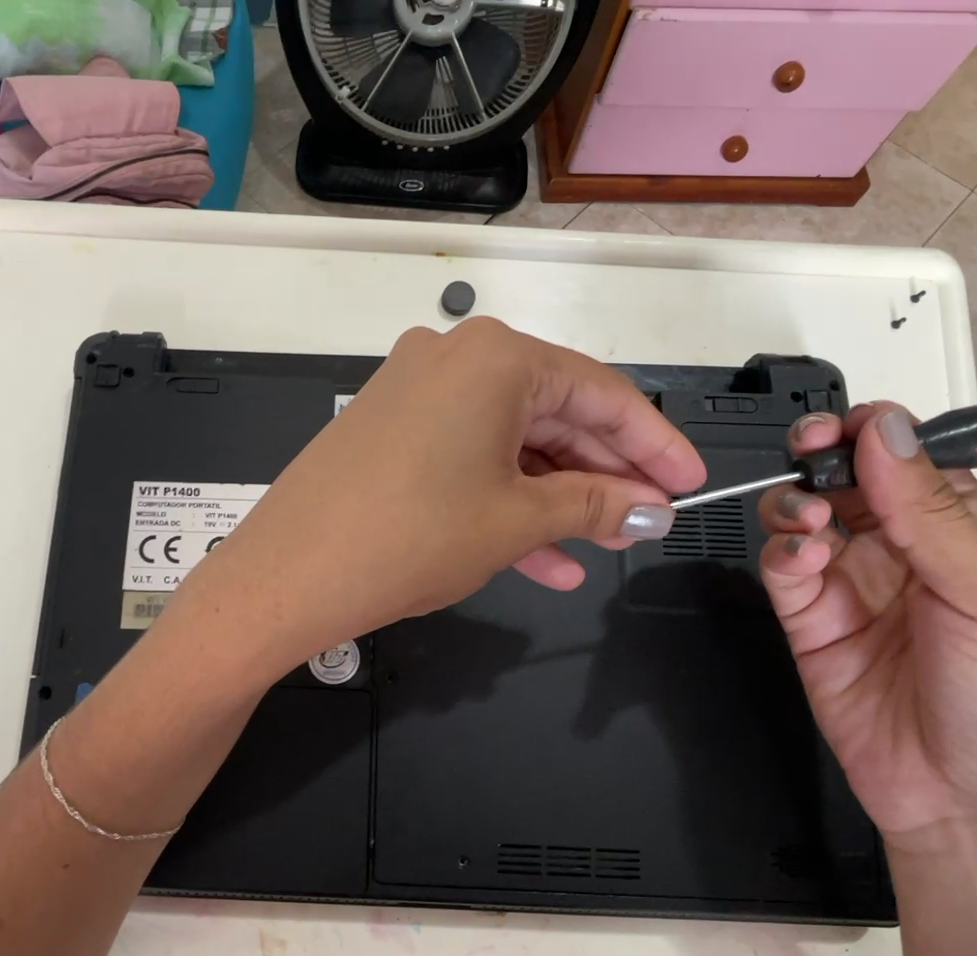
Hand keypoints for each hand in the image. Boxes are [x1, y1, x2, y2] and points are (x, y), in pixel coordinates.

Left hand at [169, 317, 706, 676]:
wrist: (286, 577)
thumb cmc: (410, 537)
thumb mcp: (516, 521)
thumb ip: (594, 505)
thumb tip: (648, 507)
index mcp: (495, 357)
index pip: (601, 394)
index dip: (654, 444)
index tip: (689, 484)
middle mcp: (453, 358)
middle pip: (554, 414)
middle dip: (603, 476)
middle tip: (646, 522)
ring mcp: (414, 392)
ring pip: (510, 443)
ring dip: (556, 497)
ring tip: (601, 547)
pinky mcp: (389, 430)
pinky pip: (467, 459)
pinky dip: (504, 501)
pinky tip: (544, 558)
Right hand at [758, 405, 976, 851]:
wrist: (966, 807)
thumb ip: (930, 512)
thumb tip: (884, 430)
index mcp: (969, 537)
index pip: (913, 464)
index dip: (878, 438)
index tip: (846, 428)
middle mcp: (906, 555)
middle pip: (849, 482)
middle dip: (823, 459)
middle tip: (806, 451)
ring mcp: (853, 589)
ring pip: (806, 518)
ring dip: (796, 505)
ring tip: (806, 522)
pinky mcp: (810, 624)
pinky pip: (783, 569)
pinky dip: (781, 553)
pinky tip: (799, 560)